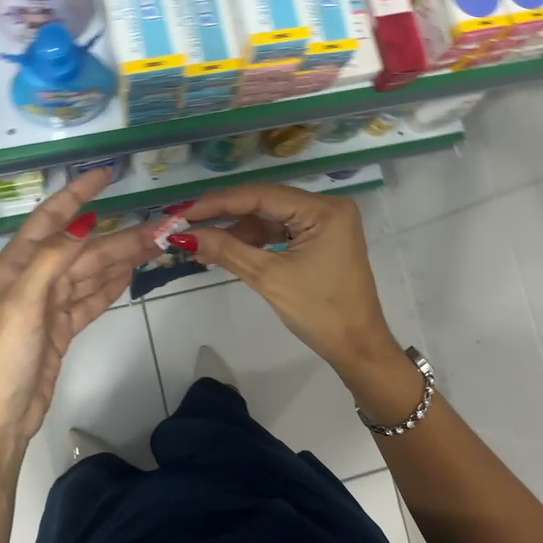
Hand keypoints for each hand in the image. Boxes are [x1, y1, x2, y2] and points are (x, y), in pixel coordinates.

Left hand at [0, 169, 156, 455]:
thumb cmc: (1, 358)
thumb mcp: (22, 303)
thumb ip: (53, 260)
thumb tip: (84, 222)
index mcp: (17, 266)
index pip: (51, 219)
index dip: (77, 194)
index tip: (106, 174)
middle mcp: (32, 280)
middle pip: (82, 249)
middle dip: (118, 236)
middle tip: (160, 226)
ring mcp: (48, 306)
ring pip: (90, 274)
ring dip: (121, 259)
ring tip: (156, 245)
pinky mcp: (60, 330)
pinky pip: (89, 299)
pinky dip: (110, 287)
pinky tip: (130, 274)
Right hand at [179, 184, 402, 377]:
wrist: (357, 347)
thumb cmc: (320, 312)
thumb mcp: (270, 278)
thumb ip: (227, 250)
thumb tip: (186, 237)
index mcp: (324, 210)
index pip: (261, 195)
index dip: (219, 203)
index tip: (184, 213)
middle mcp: (328, 207)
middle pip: (265, 202)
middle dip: (225, 216)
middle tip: (187, 225)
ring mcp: (326, 223)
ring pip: (271, 217)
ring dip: (238, 230)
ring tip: (201, 244)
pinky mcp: (321, 239)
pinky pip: (281, 231)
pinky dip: (255, 240)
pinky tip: (227, 249)